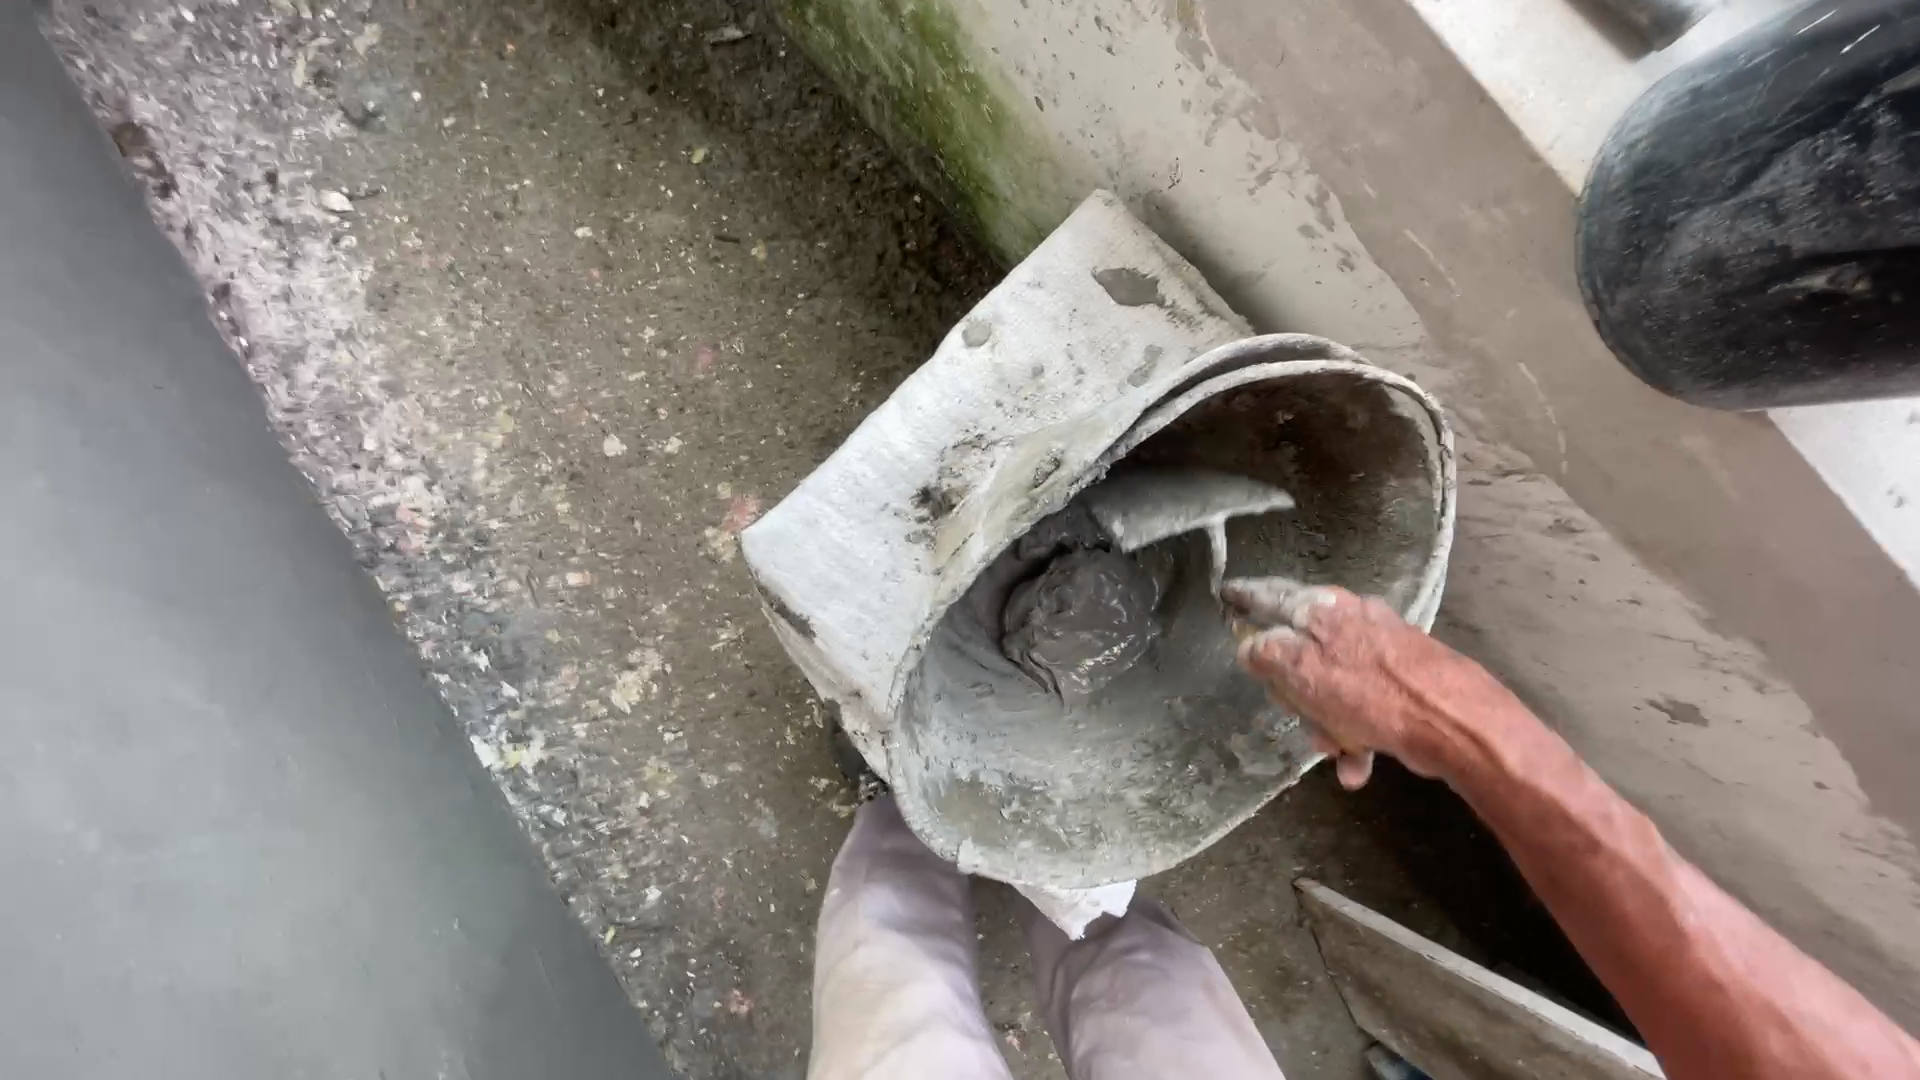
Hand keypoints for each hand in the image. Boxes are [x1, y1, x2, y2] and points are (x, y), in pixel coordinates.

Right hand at [1224, 578, 1504, 789]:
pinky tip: (1359, 763)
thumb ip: (1265, 654)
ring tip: (1334, 750)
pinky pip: (1363, 704)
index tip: (1225, 596)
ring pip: (1330, 680)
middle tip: (1292, 711)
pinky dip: (1357, 732)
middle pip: (1298, 646)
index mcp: (1321, 609)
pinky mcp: (1404, 676)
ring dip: (1325, 719)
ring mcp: (1381, 645)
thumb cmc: (1371, 696)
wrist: (1460, 724)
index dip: (1244, 597)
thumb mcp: (1302, 673)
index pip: (1269, 595)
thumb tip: (1248, 644)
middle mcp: (1351, 618)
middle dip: (1291, 686)